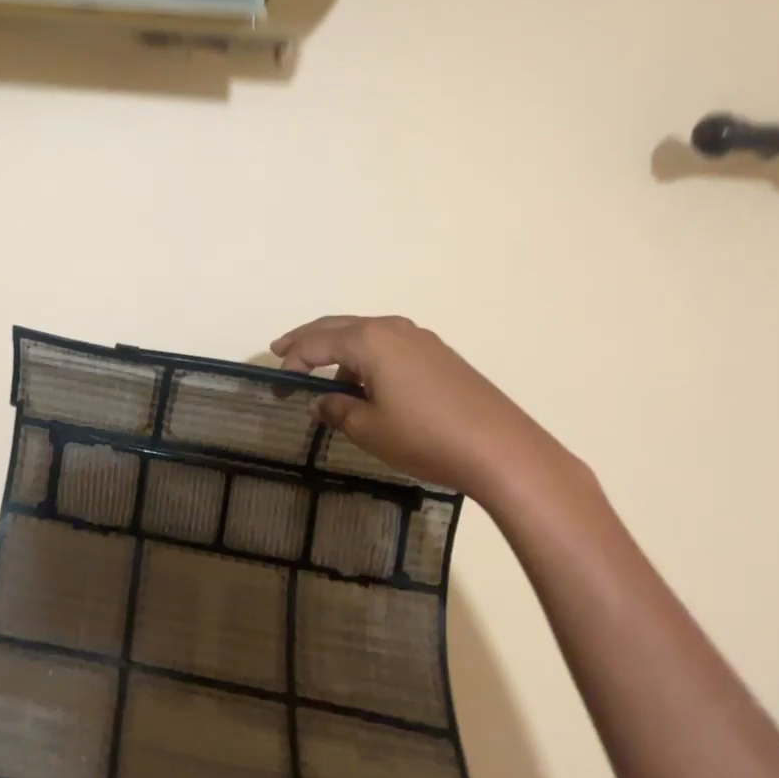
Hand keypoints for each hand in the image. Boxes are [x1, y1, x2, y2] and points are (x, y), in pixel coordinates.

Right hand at [271, 316, 567, 500]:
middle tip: (281, 351)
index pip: (315, 343)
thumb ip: (337, 410)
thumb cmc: (425, 438)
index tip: (275, 385)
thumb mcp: (370, 429)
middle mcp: (392, 328)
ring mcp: (420, 339)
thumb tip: (321, 403)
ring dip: (339, 349)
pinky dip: (366, 356)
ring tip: (324, 376)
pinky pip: (388, 345)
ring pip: (365, 334)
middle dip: (307, 340)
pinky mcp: (440, 355)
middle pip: (337, 327)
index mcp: (368, 340)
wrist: (503, 450)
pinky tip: (366, 383)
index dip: (291, 363)